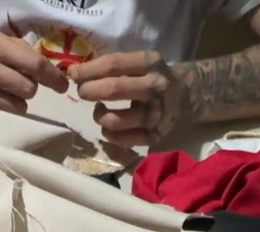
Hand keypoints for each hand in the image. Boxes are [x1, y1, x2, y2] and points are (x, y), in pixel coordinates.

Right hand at [0, 30, 66, 112]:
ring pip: (21, 104)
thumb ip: (21, 52)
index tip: (63, 86)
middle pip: (30, 88)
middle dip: (32, 88)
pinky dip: (10, 107)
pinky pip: (8, 112)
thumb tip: (49, 69)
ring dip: (21, 99)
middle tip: (24, 83)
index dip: (52, 77)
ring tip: (9, 90)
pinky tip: (1, 98)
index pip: (35, 64)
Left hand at [70, 50, 188, 147]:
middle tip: (82, 93)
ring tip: (98, 112)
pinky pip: (122, 140)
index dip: (89, 70)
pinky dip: (109, 135)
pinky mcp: (154, 136)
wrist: (185, 97)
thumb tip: (75, 73)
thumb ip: (114, 67)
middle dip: (90, 91)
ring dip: (99, 117)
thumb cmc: (153, 78)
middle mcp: (155, 87)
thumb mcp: (141, 63)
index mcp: (150, 63)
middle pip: (114, 89)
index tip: (73, 74)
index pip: (114, 64)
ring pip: (115, 121)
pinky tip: (108, 128)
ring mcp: (155, 114)